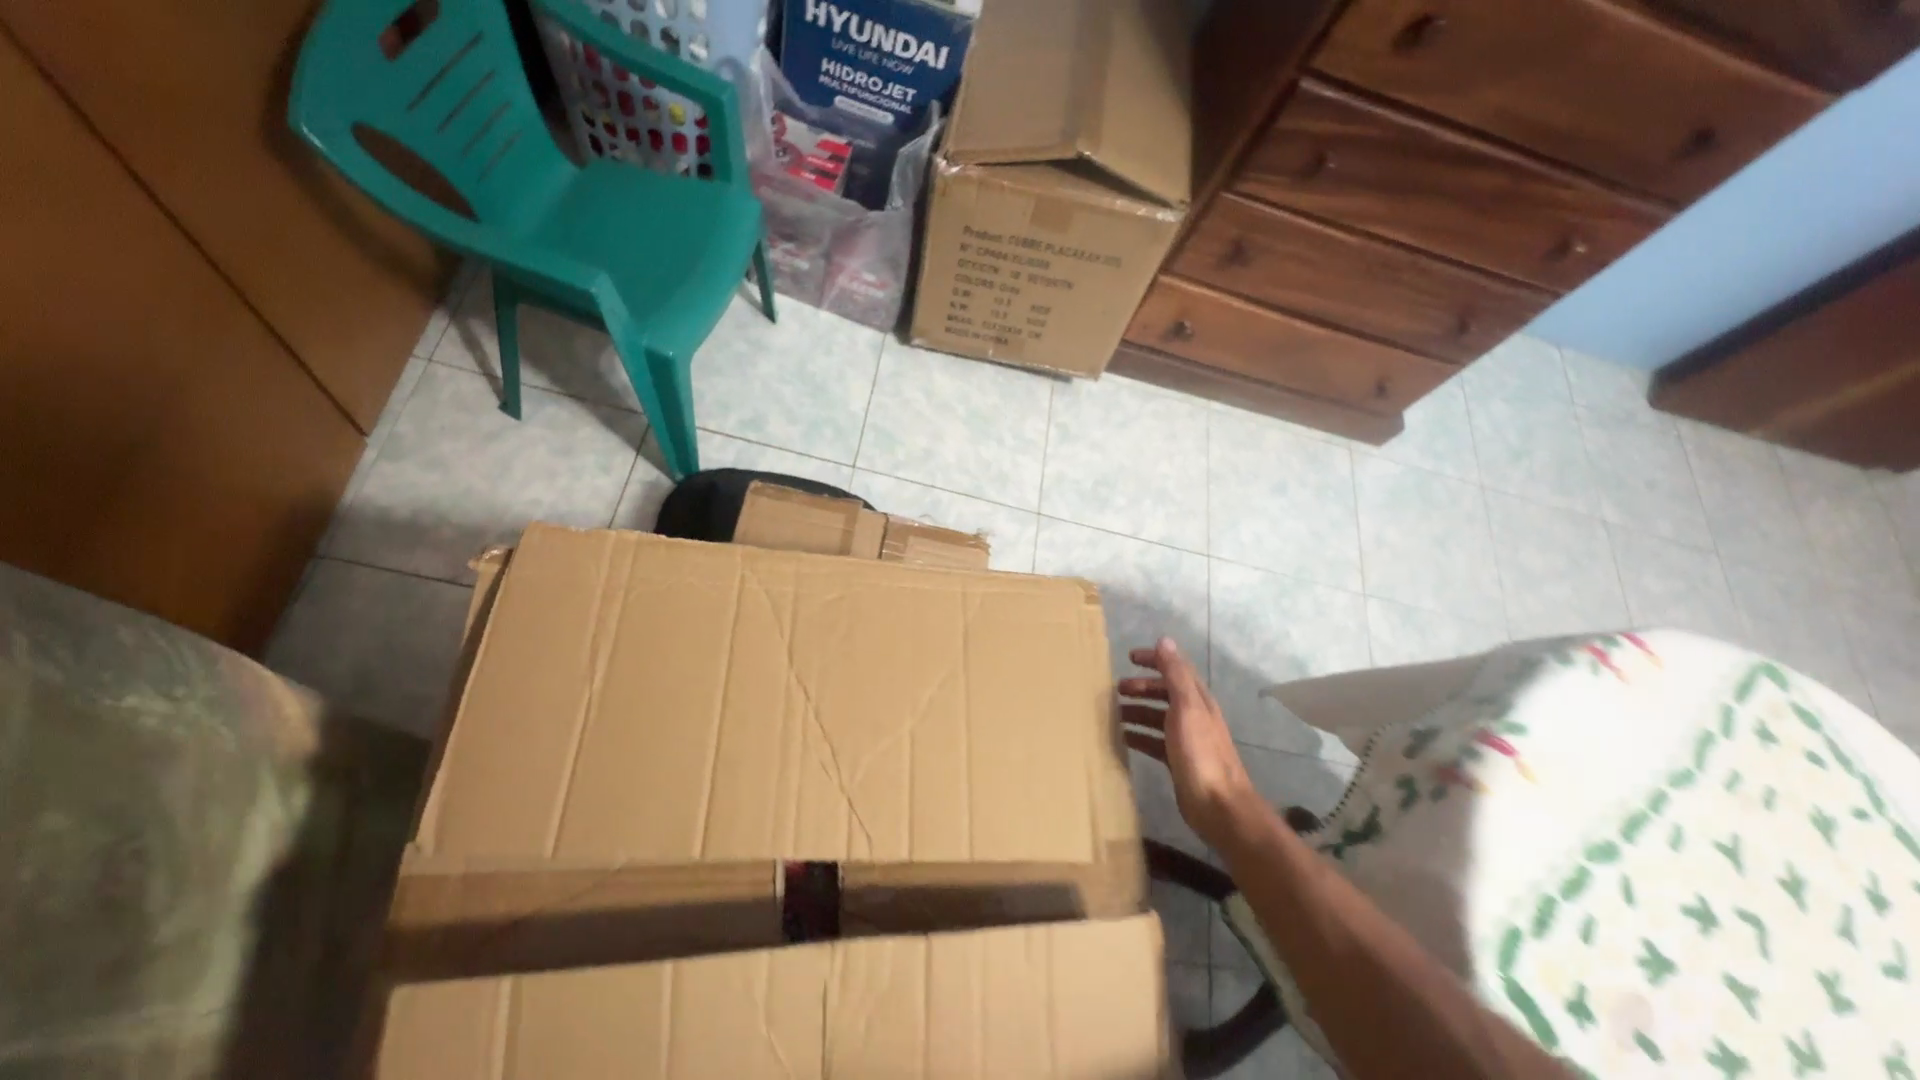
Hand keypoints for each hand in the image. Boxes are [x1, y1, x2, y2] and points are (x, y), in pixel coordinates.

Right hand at [1118, 637, 1257, 847]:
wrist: (1218, 805)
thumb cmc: (1200, 753)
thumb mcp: (1187, 708)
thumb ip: (1176, 675)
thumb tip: (1164, 641)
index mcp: (1198, 700)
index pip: (1176, 670)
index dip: (1155, 660)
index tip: (1130, 657)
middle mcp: (1194, 716)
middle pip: (1165, 693)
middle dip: (1142, 688)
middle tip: (1117, 690)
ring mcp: (1187, 740)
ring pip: (1158, 717)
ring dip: (1138, 711)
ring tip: (1115, 713)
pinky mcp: (1178, 761)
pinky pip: (1155, 741)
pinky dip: (1140, 736)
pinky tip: (1124, 738)